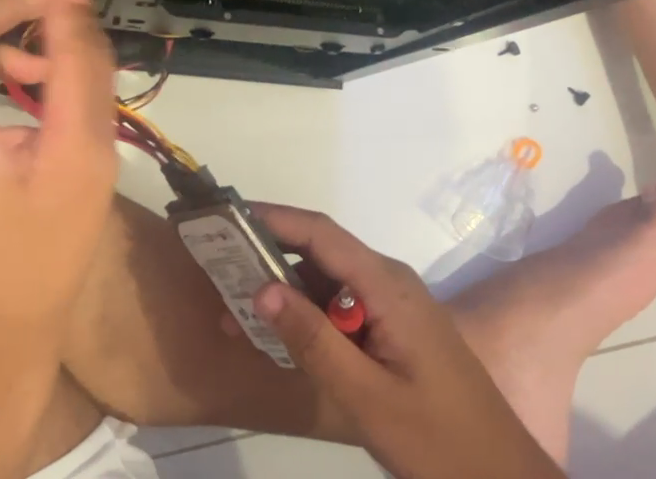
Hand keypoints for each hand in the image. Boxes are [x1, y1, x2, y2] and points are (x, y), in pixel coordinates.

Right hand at [249, 205, 563, 478]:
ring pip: (328, 283)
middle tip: (217, 274)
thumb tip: (259, 287)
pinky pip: (342, 308)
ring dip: (284, 293)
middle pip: (320, 253)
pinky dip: (307, 317)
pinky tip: (278, 338)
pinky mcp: (395, 331)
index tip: (226, 216)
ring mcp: (395, 307)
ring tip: (234, 314)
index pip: (321, 234)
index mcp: (387, 286)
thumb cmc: (437, 439)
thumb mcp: (367, 397)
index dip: (273, 218)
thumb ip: (313, 341)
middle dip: (268, 258)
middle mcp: (390, 283)